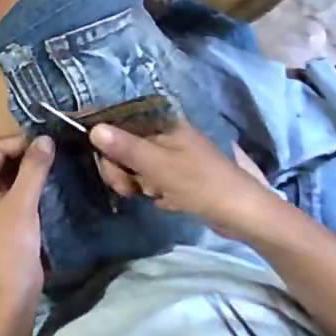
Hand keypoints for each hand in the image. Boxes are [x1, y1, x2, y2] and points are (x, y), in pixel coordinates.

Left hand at [0, 135, 53, 303]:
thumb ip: (33, 169)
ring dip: (32, 166)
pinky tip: (52, 178)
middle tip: (57, 147)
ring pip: (11, 173)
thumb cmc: (11, 249)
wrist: (11, 297)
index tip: (51, 140)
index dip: (22, 141)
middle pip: (2, 159)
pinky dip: (32, 181)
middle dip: (27, 152)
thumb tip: (47, 138)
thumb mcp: (22, 205)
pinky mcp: (4, 215)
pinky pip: (17, 188)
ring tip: (58, 159)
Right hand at [89, 121, 285, 235]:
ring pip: (136, 166)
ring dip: (138, 183)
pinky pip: (151, 179)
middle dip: (122, 170)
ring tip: (153, 195)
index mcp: (162, 123)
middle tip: (129, 189)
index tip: (108, 168)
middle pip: (124, 147)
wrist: (242, 213)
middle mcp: (166, 134)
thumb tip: (94, 129)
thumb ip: (125, 147)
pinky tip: (165, 200)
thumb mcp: (158, 166)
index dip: (107, 145)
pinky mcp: (179, 174)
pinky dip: (153, 191)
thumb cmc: (200, 183)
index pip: (120, 125)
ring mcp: (173, 154)